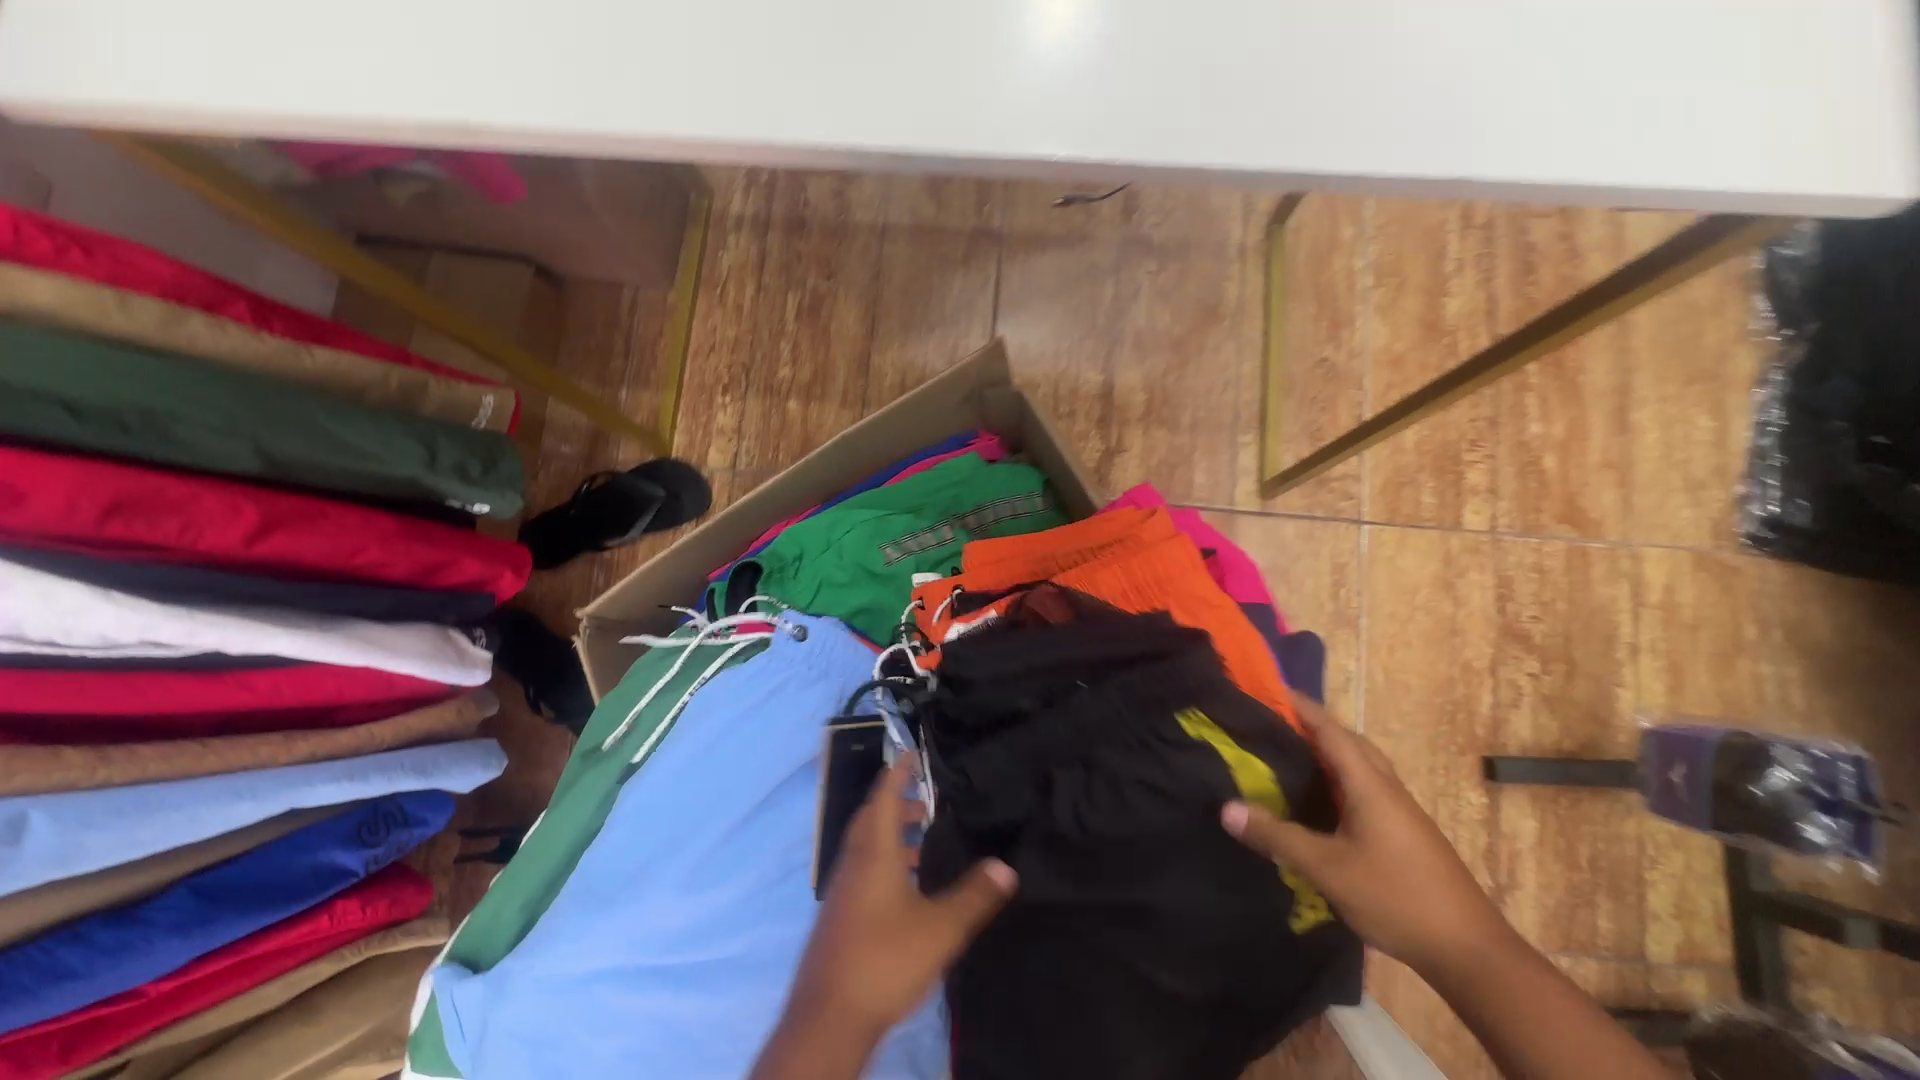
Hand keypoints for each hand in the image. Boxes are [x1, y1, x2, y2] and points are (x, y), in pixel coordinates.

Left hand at [787, 758, 1017, 1037]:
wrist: (828, 1017)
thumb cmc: (885, 959)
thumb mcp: (941, 927)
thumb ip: (974, 895)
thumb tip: (1006, 865)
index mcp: (873, 854)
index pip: (882, 798)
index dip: (897, 773)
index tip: (911, 754)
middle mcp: (852, 865)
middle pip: (870, 820)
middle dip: (895, 803)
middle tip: (924, 800)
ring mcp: (841, 892)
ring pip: (865, 848)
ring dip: (889, 835)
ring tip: (921, 840)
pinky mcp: (839, 918)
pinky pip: (862, 872)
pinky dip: (883, 862)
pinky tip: (905, 888)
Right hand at [1221, 700, 1511, 973]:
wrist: (1468, 948)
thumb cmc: (1396, 896)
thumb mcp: (1327, 868)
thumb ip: (1277, 836)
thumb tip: (1226, 808)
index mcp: (1370, 785)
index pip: (1331, 731)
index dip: (1301, 707)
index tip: (1267, 690)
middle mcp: (1387, 789)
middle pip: (1348, 743)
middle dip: (1312, 728)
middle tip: (1270, 725)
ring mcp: (1400, 813)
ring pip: (1359, 768)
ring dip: (1325, 756)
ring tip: (1286, 759)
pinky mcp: (1403, 834)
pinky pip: (1364, 791)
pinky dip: (1336, 783)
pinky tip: (1317, 805)